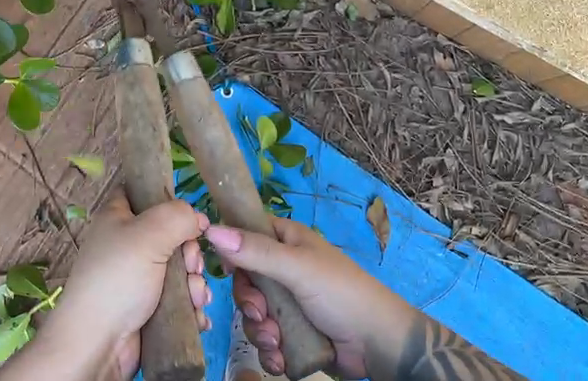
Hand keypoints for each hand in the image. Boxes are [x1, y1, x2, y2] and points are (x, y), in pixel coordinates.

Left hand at [24, 193, 210, 379]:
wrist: (98, 344)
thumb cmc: (117, 279)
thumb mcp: (148, 234)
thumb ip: (178, 216)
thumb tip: (199, 218)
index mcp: (119, 216)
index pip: (144, 193)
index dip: (169, 201)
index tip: (189, 218)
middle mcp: (129, 244)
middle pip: (172, 235)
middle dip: (190, 253)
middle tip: (191, 267)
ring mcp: (140, 278)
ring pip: (180, 270)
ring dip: (195, 284)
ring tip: (195, 299)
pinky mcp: (150, 308)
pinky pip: (180, 300)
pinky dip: (192, 307)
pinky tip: (197, 315)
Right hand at [205, 217, 414, 378]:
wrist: (377, 343)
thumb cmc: (340, 292)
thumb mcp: (296, 267)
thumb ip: (255, 252)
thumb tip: (211, 229)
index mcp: (286, 241)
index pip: (246, 236)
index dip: (233, 252)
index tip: (229, 271)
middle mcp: (283, 268)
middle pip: (245, 281)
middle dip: (249, 303)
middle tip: (262, 315)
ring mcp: (288, 303)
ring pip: (253, 314)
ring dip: (259, 332)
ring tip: (277, 342)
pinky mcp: (292, 333)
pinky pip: (265, 340)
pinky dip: (269, 351)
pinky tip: (280, 358)